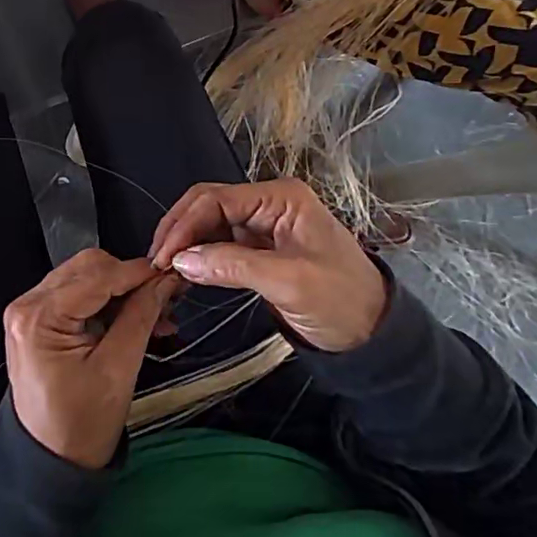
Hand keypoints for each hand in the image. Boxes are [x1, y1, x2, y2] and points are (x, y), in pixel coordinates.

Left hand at [3, 249, 183, 468]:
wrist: (51, 460)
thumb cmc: (81, 424)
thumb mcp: (117, 370)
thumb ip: (139, 318)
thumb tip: (162, 282)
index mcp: (38, 316)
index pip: (94, 276)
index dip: (136, 272)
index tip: (171, 273)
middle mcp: (26, 304)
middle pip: (85, 269)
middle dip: (127, 279)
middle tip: (166, 296)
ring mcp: (28, 310)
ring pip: (82, 278)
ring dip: (119, 290)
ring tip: (156, 313)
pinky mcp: (36, 319)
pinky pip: (74, 295)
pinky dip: (104, 302)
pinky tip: (133, 318)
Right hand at [149, 179, 387, 351]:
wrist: (378, 338)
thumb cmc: (342, 302)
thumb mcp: (288, 283)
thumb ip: (232, 265)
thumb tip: (179, 261)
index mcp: (281, 198)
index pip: (216, 199)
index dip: (184, 224)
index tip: (164, 256)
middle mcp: (268, 203)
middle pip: (207, 206)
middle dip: (179, 230)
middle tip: (157, 261)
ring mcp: (263, 224)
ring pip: (208, 223)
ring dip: (185, 243)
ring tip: (166, 268)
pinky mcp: (258, 247)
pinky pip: (218, 243)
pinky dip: (198, 255)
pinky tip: (184, 270)